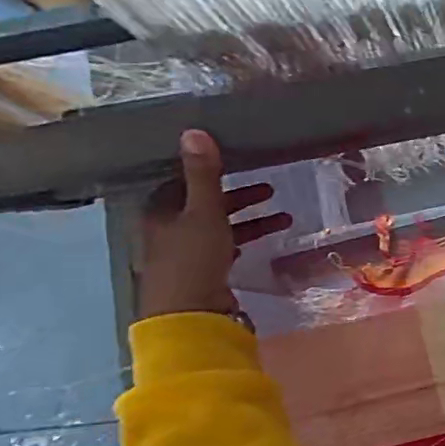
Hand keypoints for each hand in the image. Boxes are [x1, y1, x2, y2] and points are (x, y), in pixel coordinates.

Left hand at [138, 129, 291, 319]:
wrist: (190, 314)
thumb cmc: (193, 258)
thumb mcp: (203, 211)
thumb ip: (203, 174)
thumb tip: (195, 131)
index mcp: (160, 211)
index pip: (183, 181)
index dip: (210, 172)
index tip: (238, 163)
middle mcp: (168, 230)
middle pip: (204, 205)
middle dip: (239, 197)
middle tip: (270, 190)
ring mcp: (185, 254)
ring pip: (219, 228)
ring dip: (250, 221)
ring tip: (284, 218)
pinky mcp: (201, 274)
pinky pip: (224, 249)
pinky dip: (242, 241)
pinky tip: (261, 242)